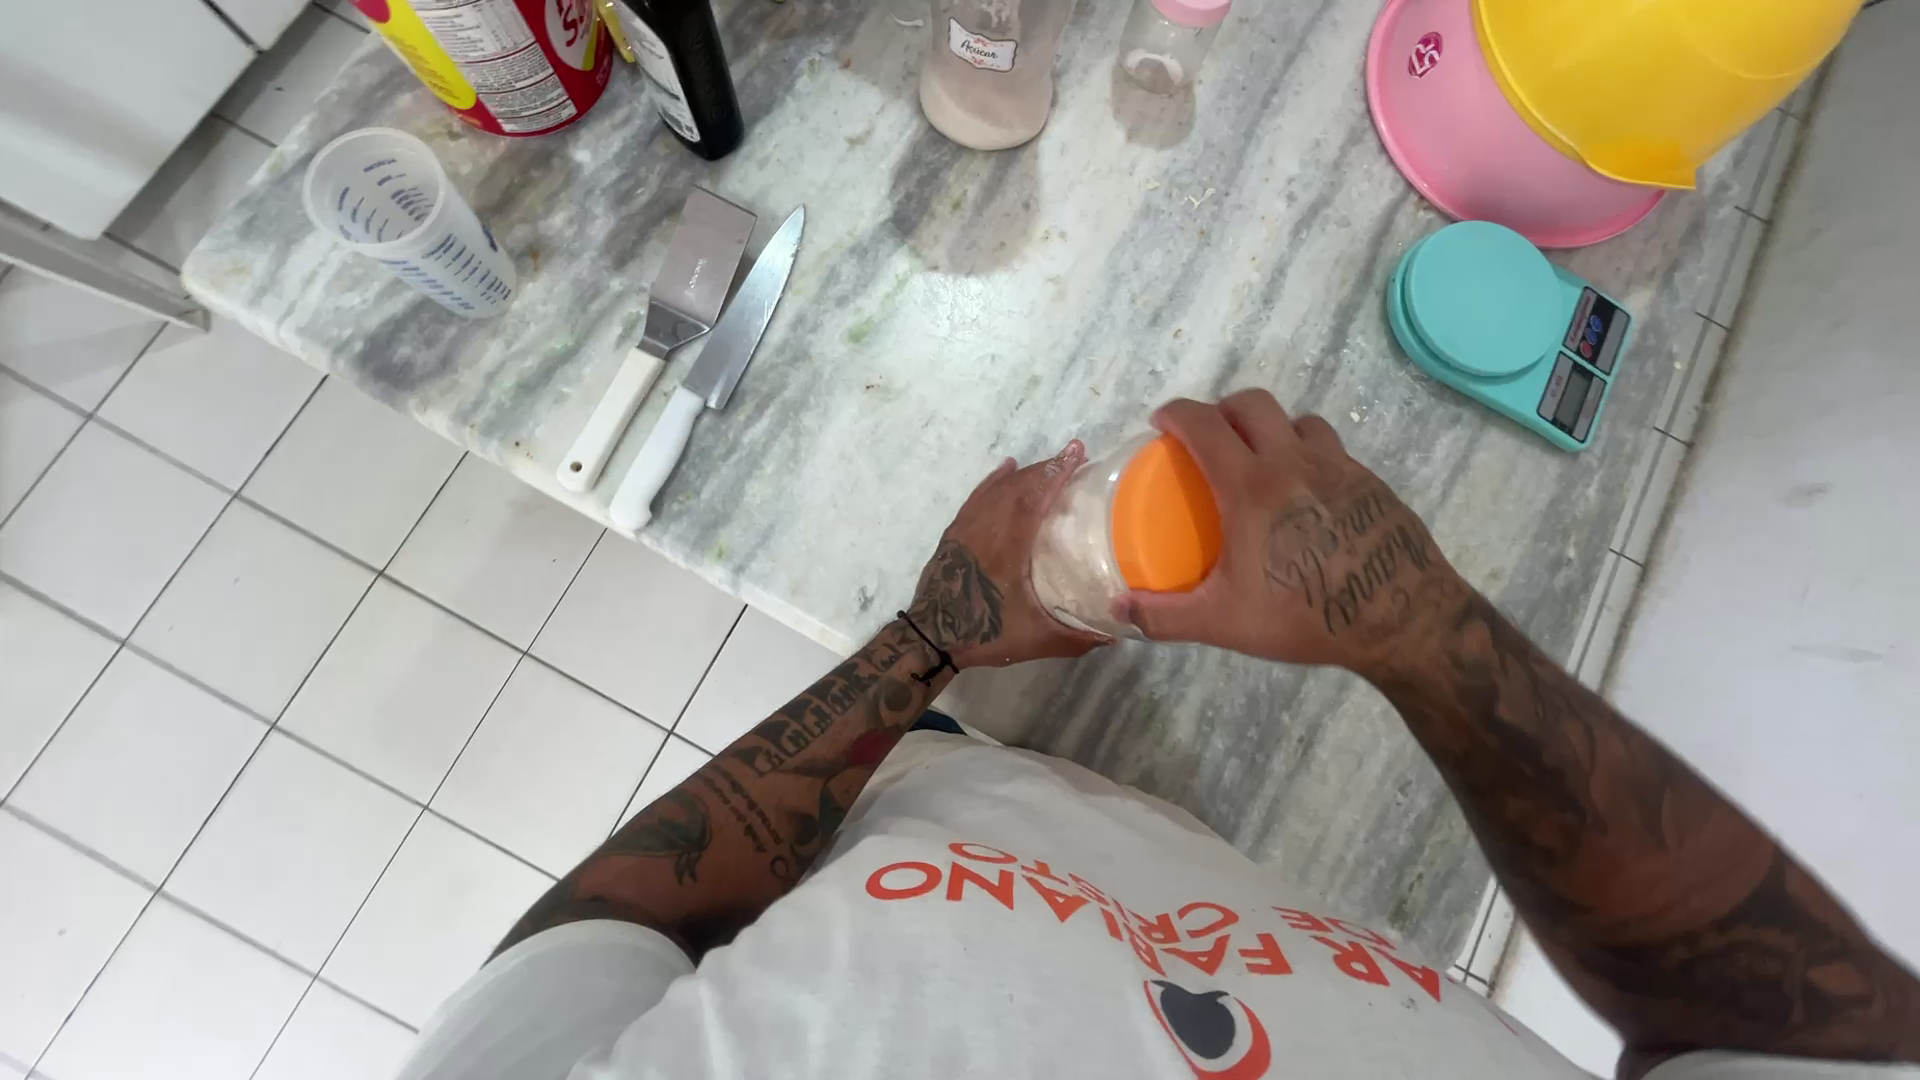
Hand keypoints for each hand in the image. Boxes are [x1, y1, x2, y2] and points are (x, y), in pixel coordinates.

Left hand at [909, 441, 1110, 669]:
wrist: (930, 637)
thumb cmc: (985, 634)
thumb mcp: (1035, 640)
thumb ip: (1076, 638)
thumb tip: (1115, 636)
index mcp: (1008, 549)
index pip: (1033, 499)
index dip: (1056, 474)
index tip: (1077, 453)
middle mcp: (985, 530)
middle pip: (1017, 487)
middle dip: (1046, 468)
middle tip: (1073, 456)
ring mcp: (966, 529)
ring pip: (996, 489)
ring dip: (1024, 473)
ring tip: (1050, 465)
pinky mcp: (954, 534)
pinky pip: (977, 497)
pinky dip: (994, 480)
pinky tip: (1007, 469)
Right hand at [1119, 390, 1469, 678]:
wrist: (1404, 621)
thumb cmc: (1305, 616)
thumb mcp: (1223, 622)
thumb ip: (1164, 617)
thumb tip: (1116, 608)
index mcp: (1250, 486)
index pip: (1205, 424)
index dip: (1176, 413)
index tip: (1160, 423)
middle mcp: (1293, 462)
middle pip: (1251, 404)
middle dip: (1220, 410)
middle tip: (1206, 439)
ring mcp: (1338, 467)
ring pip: (1296, 420)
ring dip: (1268, 428)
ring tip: (1258, 460)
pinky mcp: (1369, 482)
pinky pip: (1329, 446)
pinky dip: (1304, 452)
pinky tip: (1303, 492)